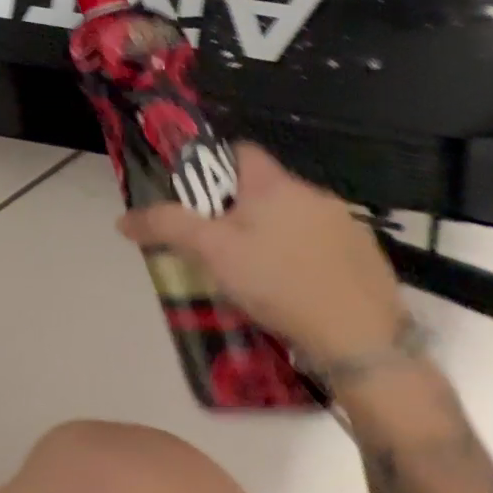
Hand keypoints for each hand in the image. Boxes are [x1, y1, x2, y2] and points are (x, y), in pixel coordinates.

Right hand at [117, 142, 407, 367]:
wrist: (362, 341)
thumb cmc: (277, 282)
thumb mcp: (210, 252)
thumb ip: (165, 226)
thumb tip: (123, 219)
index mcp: (274, 184)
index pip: (238, 151)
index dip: (212, 167)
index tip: (196, 197)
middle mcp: (314, 195)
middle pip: (262, 188)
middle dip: (238, 209)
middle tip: (216, 242)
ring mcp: (348, 227)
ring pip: (293, 218)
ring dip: (272, 234)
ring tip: (253, 271)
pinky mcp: (369, 259)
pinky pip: (322, 245)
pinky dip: (303, 257)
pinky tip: (292, 289)